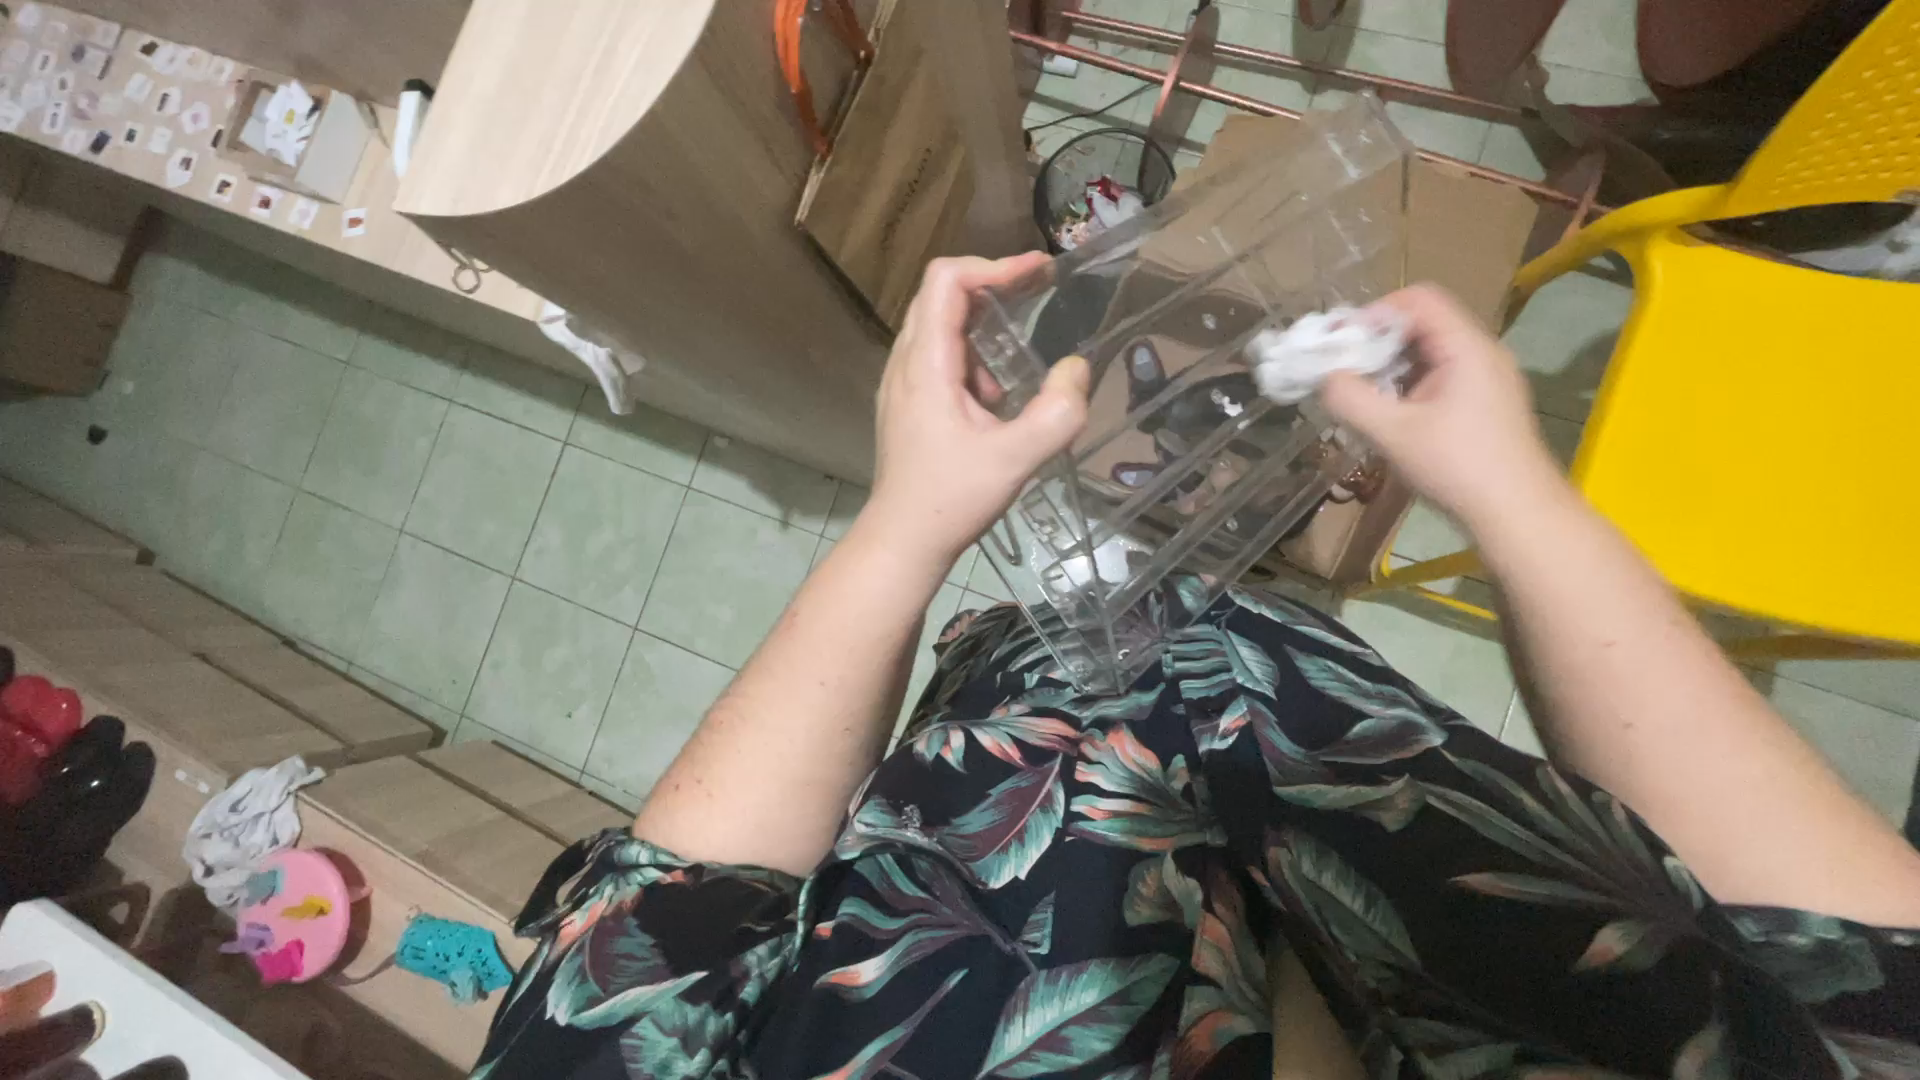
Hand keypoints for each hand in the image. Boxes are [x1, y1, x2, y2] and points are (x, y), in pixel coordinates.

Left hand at [861, 255, 1090, 568]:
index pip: (947, 280)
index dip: (995, 265)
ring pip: (937, 327)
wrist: (904, 539)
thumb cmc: (952, 500)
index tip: (1038, 272)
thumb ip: (1056, 414)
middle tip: (1036, 297)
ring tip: (1015, 369)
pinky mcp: (904, 405)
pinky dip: (969, 360)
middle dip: (991, 289)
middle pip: (940, 296)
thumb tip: (1077, 369)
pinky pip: (935, 359)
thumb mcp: (1014, 460)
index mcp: (926, 365)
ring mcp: (899, 385)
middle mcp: (905, 364)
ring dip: (980, 331)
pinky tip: (992, 403)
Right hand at [1318, 284, 1569, 529]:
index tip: (1340, 343)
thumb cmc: (1457, 466)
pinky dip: (1405, 384)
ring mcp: (1485, 377)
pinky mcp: (1482, 401)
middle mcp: (1481, 352)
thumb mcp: (1393, 433)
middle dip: (1374, 342)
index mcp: (1466, 348)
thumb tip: (1325, 378)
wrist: (1516, 512)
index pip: (1418, 299)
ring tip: (1358, 394)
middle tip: (1340, 369)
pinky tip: (1387, 413)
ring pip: (1427, 352)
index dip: (1373, 313)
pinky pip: (1437, 375)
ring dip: (1387, 366)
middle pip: (1421, 324)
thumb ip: (1351, 399)